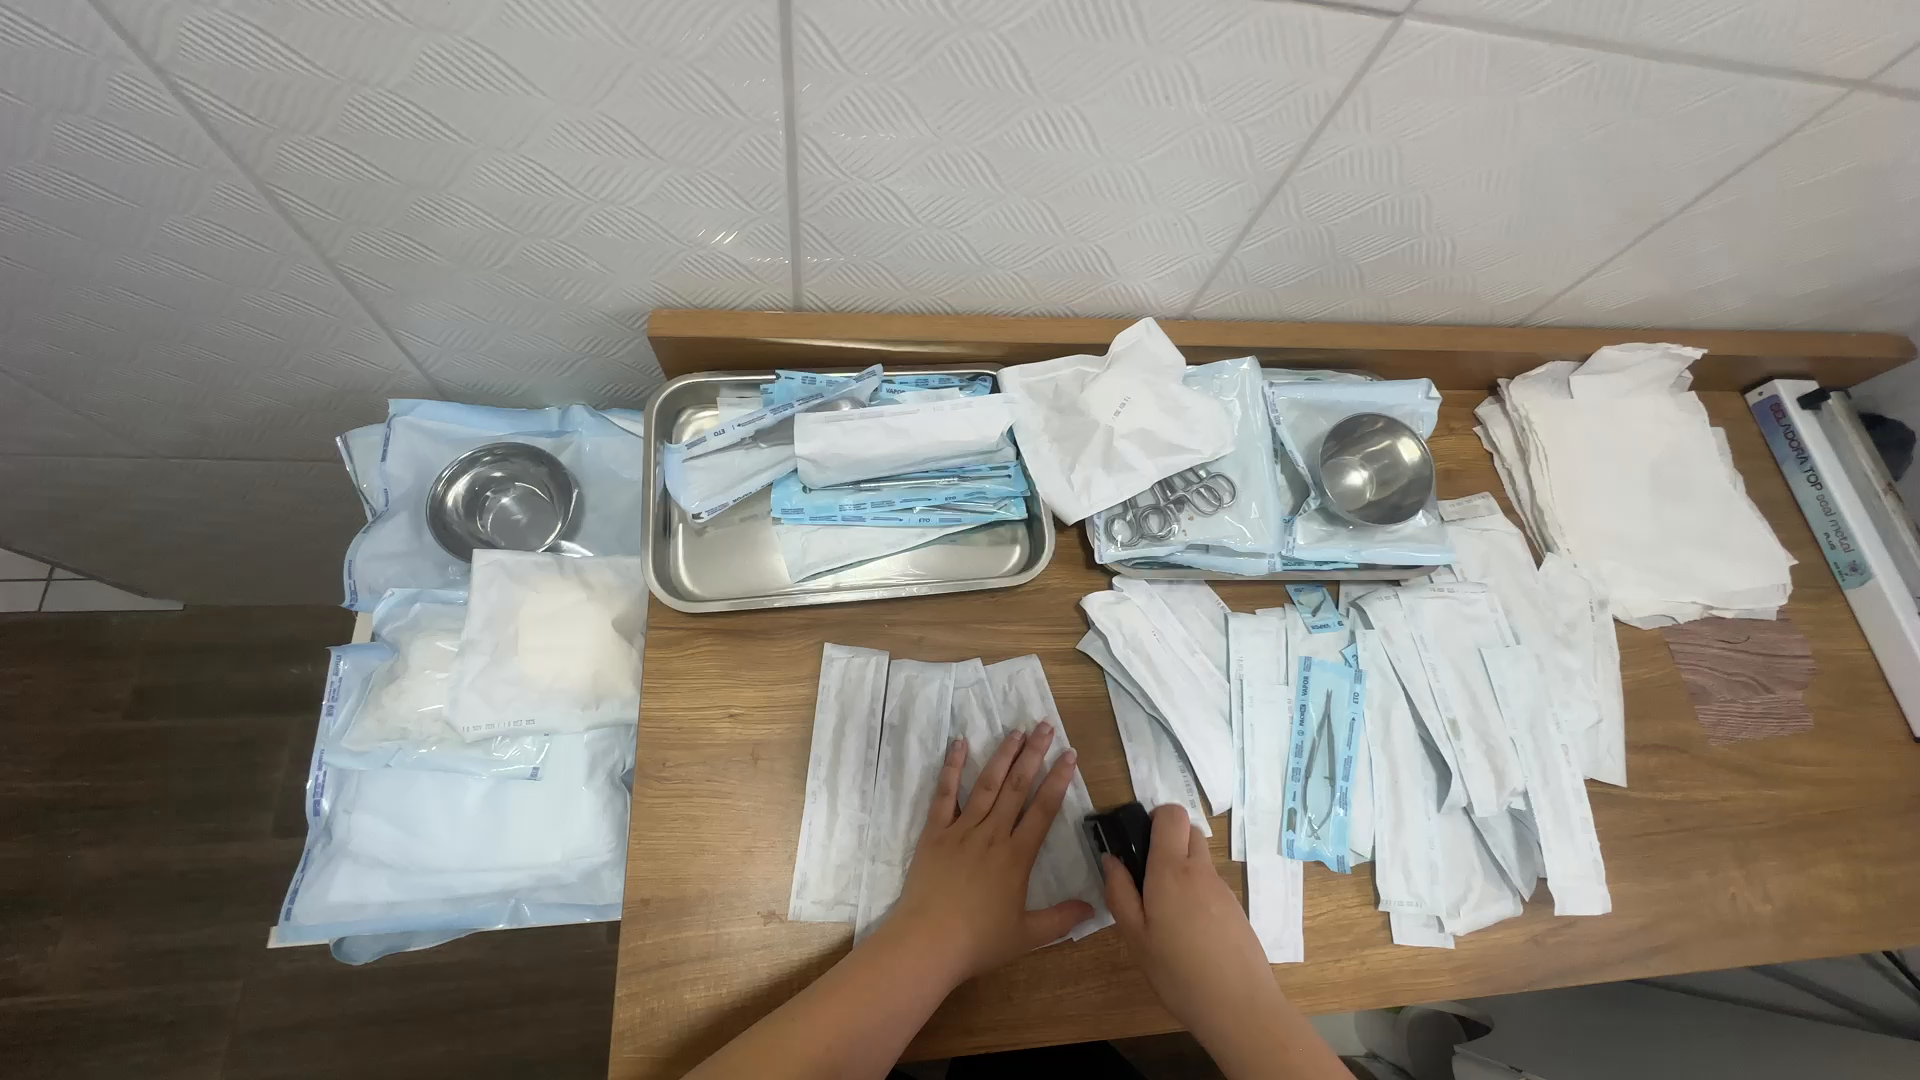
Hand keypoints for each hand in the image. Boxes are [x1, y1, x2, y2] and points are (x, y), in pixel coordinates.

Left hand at [880, 724, 1095, 984]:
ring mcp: (962, 828)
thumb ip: (1061, 919)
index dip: (1058, 780)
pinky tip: (959, 743)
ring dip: (1002, 755)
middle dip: (1034, 754)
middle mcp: (992, 834)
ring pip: (987, 784)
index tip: (1070, 755)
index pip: (1043, 810)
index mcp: (1017, 856)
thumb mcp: (1027, 936)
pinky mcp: (935, 831)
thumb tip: (1093, 908)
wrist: (928, 941)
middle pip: (1017, 786)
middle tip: (1046, 726)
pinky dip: (952, 767)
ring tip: (1016, 730)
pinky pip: (945, 793)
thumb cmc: (978, 941)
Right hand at [1102, 805, 1282, 1041]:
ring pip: (1200, 859)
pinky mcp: (1236, 910)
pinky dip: (1197, 892)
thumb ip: (1120, 892)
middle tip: (1148, 874)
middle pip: (1188, 830)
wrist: (1241, 1009)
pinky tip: (1190, 931)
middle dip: (1168, 840)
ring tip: (1166, 910)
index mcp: (1171, 870)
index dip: (1155, 818)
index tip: (1139, 841)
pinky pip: (1211, 885)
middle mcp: (1200, 871)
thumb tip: (1111, 858)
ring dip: (1183, 867)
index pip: (1172, 814)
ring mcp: (1223, 889)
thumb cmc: (1178, 972)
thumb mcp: (1135, 937)